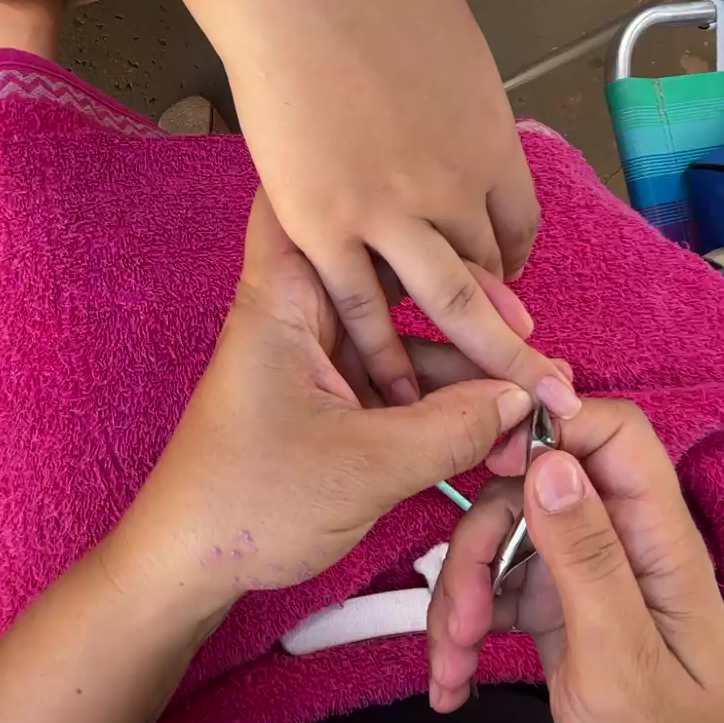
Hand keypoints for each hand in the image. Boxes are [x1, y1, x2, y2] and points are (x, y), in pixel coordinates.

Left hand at [103, 190, 538, 608]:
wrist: (192, 564)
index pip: (299, 200)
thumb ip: (453, 430)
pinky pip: (394, 375)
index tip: (410, 158)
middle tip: (524, 322)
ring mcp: (319, 354)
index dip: (347, 171)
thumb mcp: (364, 467)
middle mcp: (303, 312)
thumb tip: (528, 398)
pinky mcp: (332, 394)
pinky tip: (491, 414)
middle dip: (456, 296)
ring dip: (459, 360)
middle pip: (384, 275)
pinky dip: (438, 394)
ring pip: (398, 330)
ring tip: (532, 387)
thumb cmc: (253, 501)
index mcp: (285, 300)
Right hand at [231, 15, 580, 420]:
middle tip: (533, 377)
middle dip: (511, 330)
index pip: (515, 221)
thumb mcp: (445, 43)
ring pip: (443, 298)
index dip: (510, 261)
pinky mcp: (324, 222)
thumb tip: (449, 128)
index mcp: (489, 137)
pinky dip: (383, 350)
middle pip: (488, 270)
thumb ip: (454, 105)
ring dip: (466, 352)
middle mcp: (453, 182)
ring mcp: (390, 206)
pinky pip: (364, 302)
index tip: (500, 281)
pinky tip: (393, 386)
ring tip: (481, 398)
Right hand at [425, 399, 723, 722]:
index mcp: (654, 535)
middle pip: (527, 486)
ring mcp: (577, 561)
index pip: (614, 434)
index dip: (553, 426)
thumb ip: (589, 560)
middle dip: (478, 546)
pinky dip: (463, 620)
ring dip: (460, 594)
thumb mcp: (624, 660)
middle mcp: (614, 534)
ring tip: (452, 662)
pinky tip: (455, 672)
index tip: (494, 464)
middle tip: (460, 619)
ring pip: (496, 532)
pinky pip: (489, 579)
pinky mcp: (547, 591)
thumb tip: (550, 463)